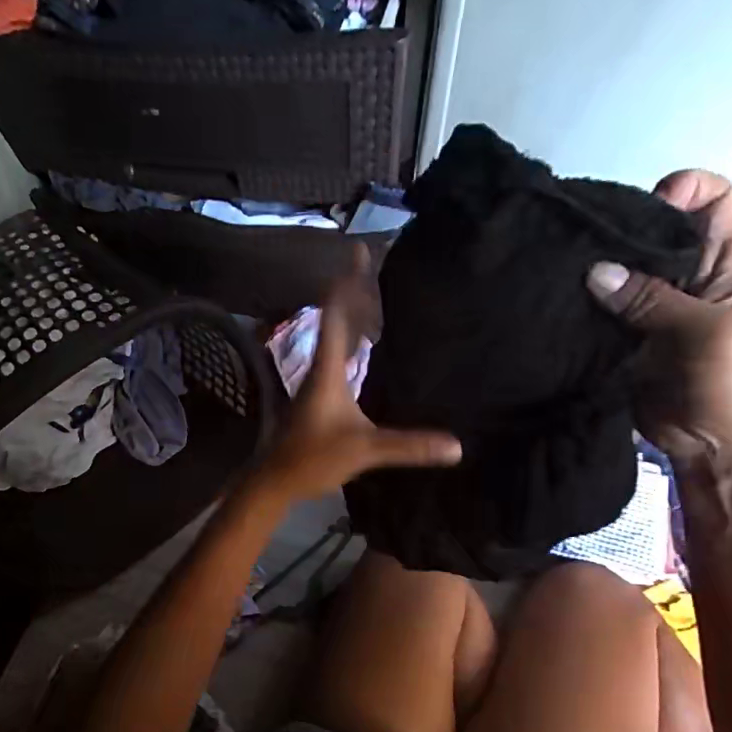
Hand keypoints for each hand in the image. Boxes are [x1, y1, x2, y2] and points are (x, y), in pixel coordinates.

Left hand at [248, 246, 461, 503]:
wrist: (275, 481)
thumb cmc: (313, 458)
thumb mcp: (364, 450)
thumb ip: (408, 446)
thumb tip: (456, 446)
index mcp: (328, 370)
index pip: (337, 315)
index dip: (349, 283)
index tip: (360, 251)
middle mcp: (320, 368)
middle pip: (337, 318)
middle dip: (355, 289)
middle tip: (374, 263)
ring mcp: (318, 382)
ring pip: (336, 337)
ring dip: (353, 313)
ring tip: (375, 294)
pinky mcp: (321, 397)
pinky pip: (340, 355)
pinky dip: (354, 339)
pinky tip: (366, 343)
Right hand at [585, 170, 731, 478]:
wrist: (721, 455)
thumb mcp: (710, 334)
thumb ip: (655, 299)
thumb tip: (596, 271)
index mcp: (730, 264)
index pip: (713, 201)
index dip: (682, 192)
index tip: (645, 209)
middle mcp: (691, 280)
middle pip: (656, 235)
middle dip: (623, 232)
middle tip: (581, 240)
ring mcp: (655, 314)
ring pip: (623, 276)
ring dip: (596, 274)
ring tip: (561, 271)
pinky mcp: (627, 344)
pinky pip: (603, 316)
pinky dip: (583, 310)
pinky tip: (558, 306)